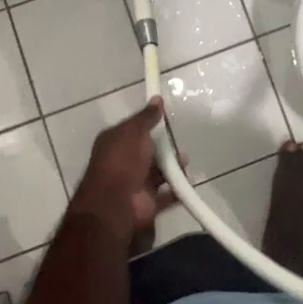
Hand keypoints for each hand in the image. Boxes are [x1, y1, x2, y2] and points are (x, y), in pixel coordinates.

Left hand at [68, 97, 176, 245]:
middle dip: (164, 147)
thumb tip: (157, 99)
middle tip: (179, 142)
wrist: (116, 204)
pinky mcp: (147, 202)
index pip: (132, 129)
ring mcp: (134, 183)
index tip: (165, 118)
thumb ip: (146, 117)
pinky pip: (166, 194)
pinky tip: (188, 183)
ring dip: (172, 167)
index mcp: (114, 142)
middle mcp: (122, 162)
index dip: (147, 124)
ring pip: (158, 172)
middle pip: (147, 151)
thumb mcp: (134, 131)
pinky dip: (178, 190)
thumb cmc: (122, 161)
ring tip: (186, 160)